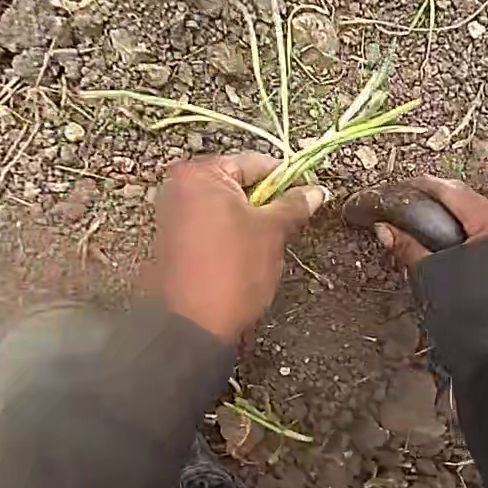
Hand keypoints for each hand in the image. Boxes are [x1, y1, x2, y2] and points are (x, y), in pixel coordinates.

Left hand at [152, 153, 326, 342]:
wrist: (193, 325)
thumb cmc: (233, 270)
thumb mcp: (272, 232)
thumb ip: (294, 205)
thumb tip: (316, 191)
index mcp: (200, 174)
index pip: (255, 162)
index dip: (287, 179)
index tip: (309, 196)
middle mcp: (179, 186)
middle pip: (239, 183)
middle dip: (267, 202)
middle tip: (289, 224)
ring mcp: (172, 213)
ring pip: (227, 205)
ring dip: (252, 219)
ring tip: (269, 244)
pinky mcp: (173, 239)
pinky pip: (212, 223)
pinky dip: (233, 232)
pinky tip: (247, 255)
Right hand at [374, 176, 487, 269]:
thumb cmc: (476, 320)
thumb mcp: (435, 278)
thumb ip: (409, 247)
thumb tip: (384, 229)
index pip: (451, 191)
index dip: (419, 188)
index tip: (397, 190)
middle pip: (465, 201)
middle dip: (432, 204)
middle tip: (403, 210)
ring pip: (475, 217)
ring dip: (447, 220)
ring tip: (418, 226)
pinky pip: (486, 234)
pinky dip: (463, 235)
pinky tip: (443, 243)